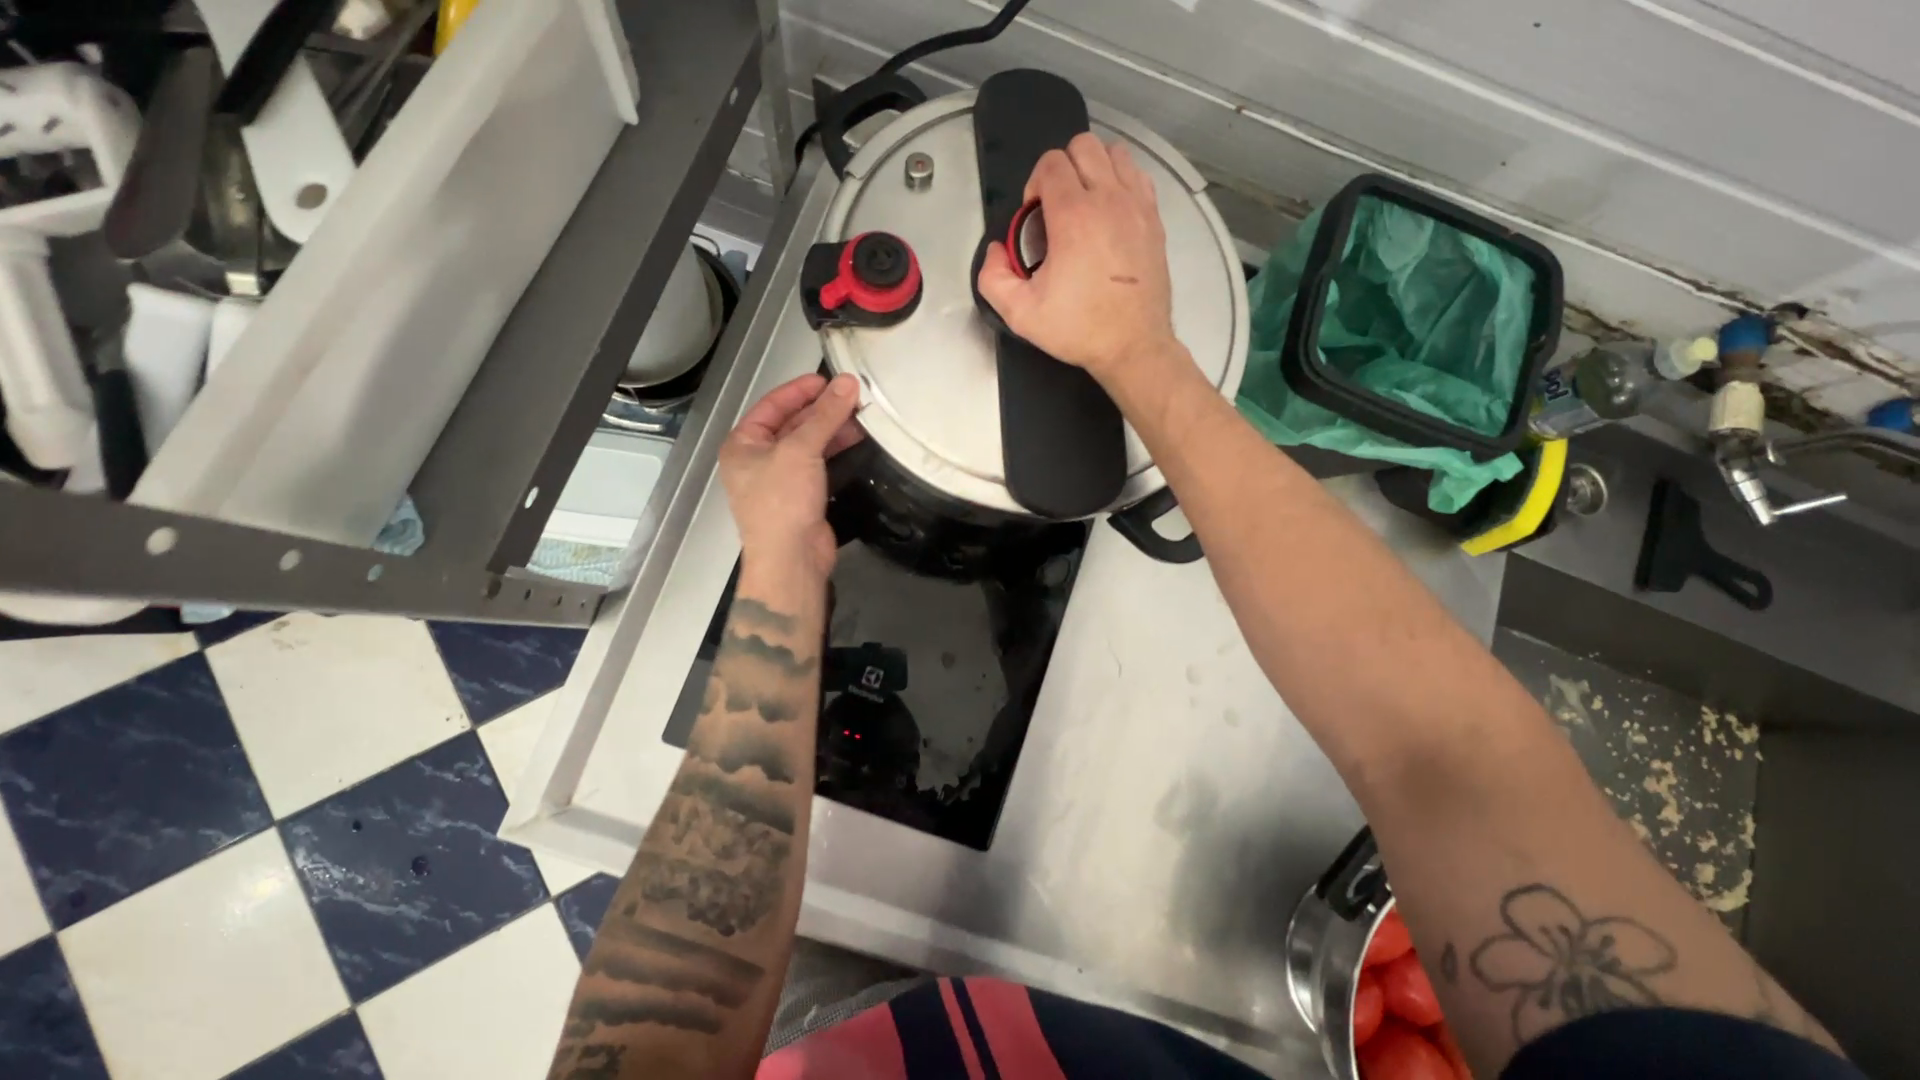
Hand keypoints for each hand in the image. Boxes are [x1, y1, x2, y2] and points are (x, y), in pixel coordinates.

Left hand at [720, 373, 864, 579]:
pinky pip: (816, 464)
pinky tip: (855, 442)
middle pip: (791, 424)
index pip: (771, 405)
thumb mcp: (801, 450)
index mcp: (742, 444)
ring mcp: (778, 480)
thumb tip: (847, 383)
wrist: (790, 559)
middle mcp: (756, 460)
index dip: (800, 390)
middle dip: (821, 410)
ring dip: (831, 430)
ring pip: (806, 444)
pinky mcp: (799, 497)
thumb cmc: (782, 501)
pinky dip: (834, 451)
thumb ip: (825, 415)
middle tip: (852, 397)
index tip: (829, 380)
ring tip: (861, 418)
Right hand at [977, 133, 1179, 381]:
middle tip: (1056, 205)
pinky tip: (1110, 209)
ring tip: (1085, 202)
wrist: (1133, 345)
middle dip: (1062, 168)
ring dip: (1094, 168)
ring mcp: (1137, 206)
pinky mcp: (1154, 219)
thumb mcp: (1020, 313)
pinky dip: (1121, 180)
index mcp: (1074, 216)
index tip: (1035, 216)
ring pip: (1114, 153)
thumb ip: (993, 277)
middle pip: (1083, 146)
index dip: (1034, 184)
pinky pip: (1138, 175)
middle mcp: (1109, 200)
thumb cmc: (1079, 329)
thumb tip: (995, 251)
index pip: (1051, 163)